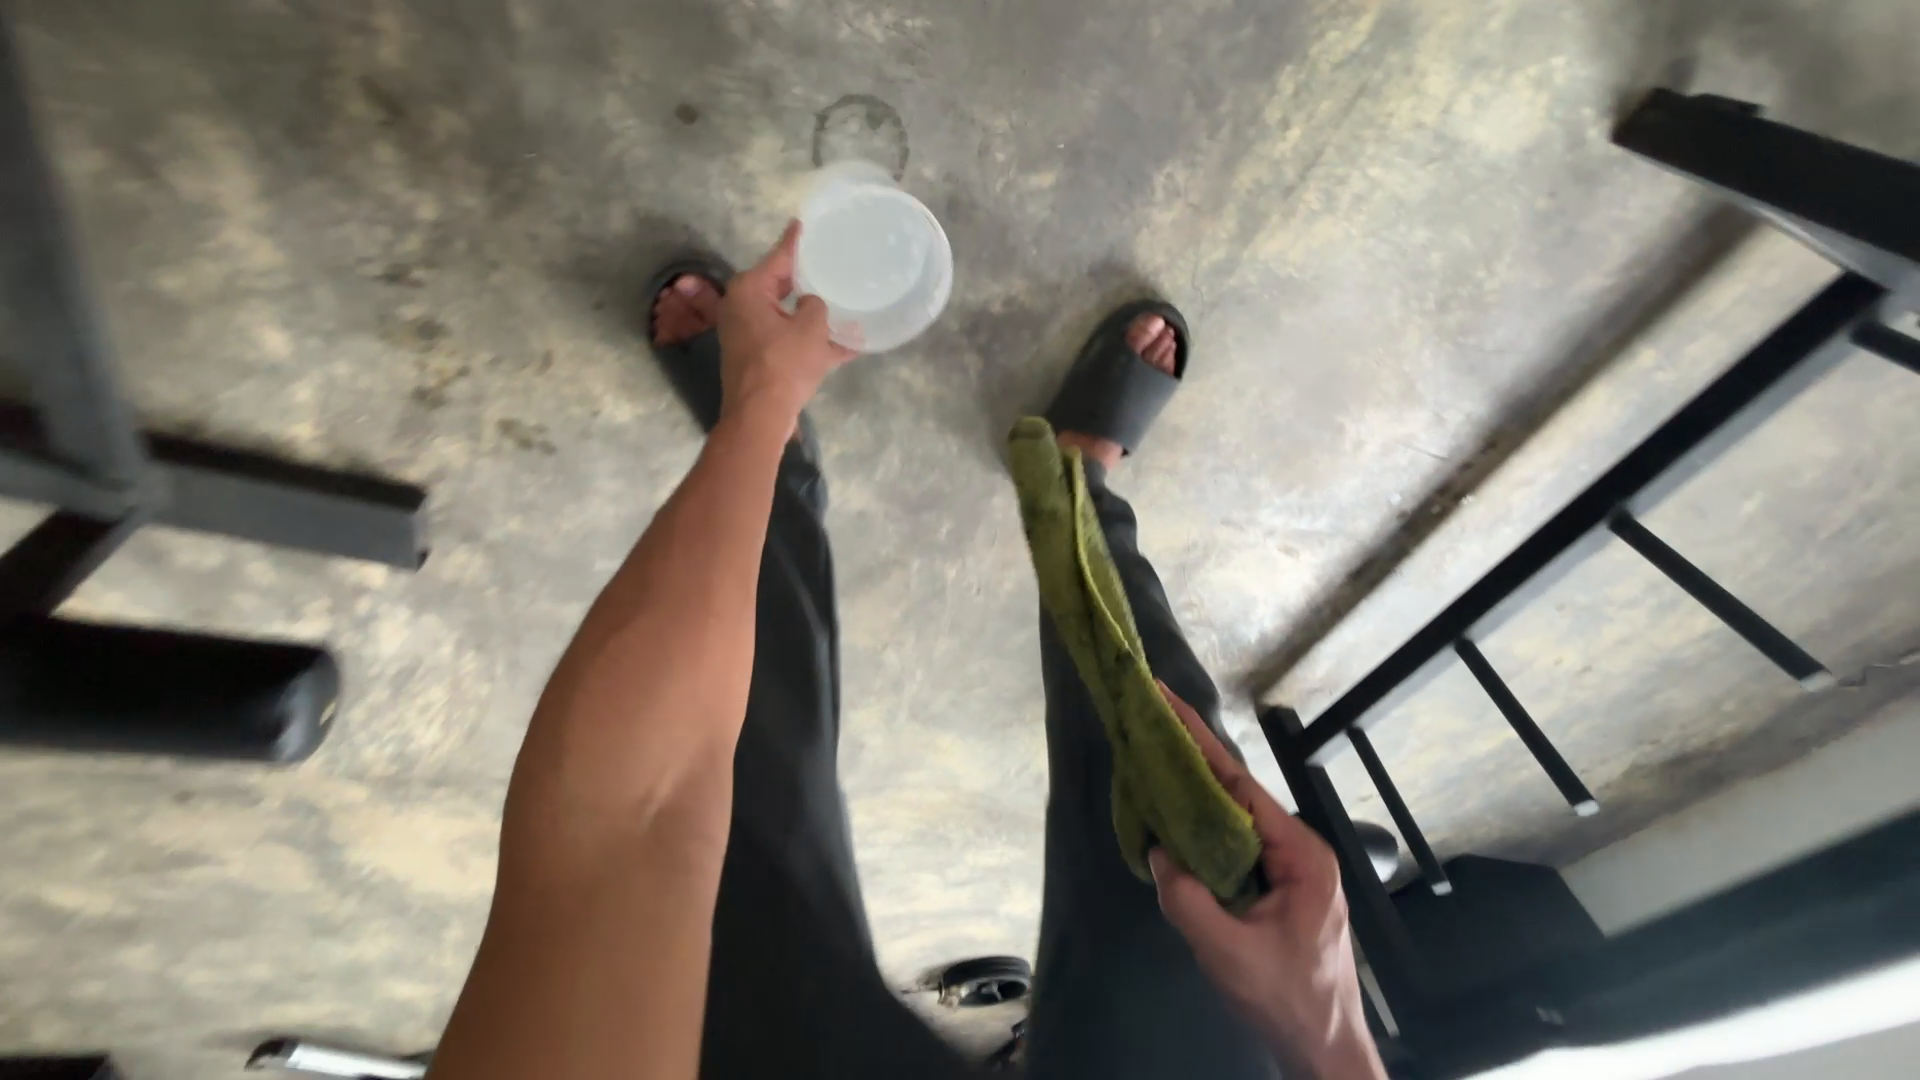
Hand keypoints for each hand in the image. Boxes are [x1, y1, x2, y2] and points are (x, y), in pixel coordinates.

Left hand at [718, 220, 855, 426]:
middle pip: (782, 287)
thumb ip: (816, 306)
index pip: (779, 257)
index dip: (795, 241)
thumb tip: (812, 307)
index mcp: (749, 290)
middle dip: (807, 282)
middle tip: (830, 264)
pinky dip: (811, 344)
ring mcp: (748, 336)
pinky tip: (846, 347)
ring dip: (814, 318)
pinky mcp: (758, 359)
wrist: (761, 415)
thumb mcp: (811, 328)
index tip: (802, 223)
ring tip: (845, 307)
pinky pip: (789, 342)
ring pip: (788, 318)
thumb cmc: (784, 363)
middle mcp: (743, 308)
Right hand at [1148, 684, 1386, 1079]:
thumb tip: (1159, 851)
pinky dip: (1201, 823)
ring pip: (1233, 816)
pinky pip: (1233, 842)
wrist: (1325, 1054)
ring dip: (1195, 788)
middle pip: (1236, 791)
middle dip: (1193, 754)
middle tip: (1153, 720)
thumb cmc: (1287, 1000)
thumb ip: (1187, 899)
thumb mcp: (1229, 952)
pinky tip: (1174, 817)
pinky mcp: (1276, 887)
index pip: (1240, 783)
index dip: (1200, 742)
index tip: (1168, 704)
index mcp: (1299, 853)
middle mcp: (1298, 849)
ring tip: (1156, 756)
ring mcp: (1289, 868)